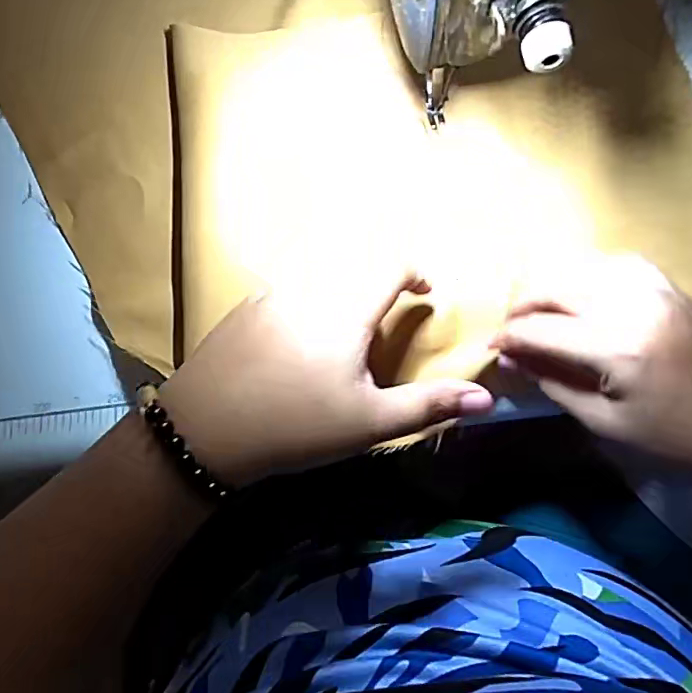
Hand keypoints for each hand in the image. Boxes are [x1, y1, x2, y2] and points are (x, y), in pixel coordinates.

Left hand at [158, 271, 495, 485]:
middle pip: (355, 261)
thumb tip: (486, 400)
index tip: (424, 291)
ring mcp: (271, 294)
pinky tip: (300, 335)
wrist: (205, 430)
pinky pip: (288, 285)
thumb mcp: (369, 422)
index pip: (390, 266)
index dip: (414, 272)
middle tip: (387, 312)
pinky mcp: (244, 308)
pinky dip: (309, 294)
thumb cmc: (297, 425)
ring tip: (346, 324)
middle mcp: (310, 287)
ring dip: (342, 284)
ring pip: (318, 270)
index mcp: (346, 308)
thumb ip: (429, 405)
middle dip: (378, 279)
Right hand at [491, 253, 691, 494]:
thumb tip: (512, 356)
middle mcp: (633, 306)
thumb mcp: (602, 421)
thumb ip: (552, 381)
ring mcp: (655, 290)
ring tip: (541, 310)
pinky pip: (618, 263)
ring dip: (553, 286)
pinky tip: (582, 293)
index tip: (494, 348)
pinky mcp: (670, 287)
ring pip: (583, 266)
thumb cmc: (669, 436)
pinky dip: (590, 273)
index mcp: (616, 348)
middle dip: (523, 306)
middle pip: (556, 287)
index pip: (540, 329)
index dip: (508, 337)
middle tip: (511, 329)